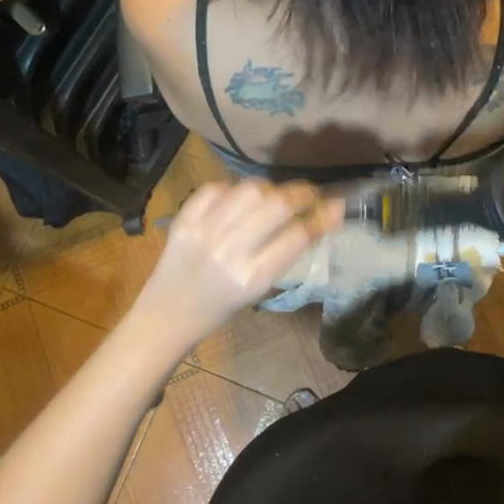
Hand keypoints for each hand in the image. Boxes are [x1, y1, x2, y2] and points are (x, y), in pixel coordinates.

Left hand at [127, 181, 343, 346]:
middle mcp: (228, 252)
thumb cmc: (221, 308)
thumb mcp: (259, 288)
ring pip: (250, 189)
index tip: (335, 207)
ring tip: (275, 196)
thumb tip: (323, 217)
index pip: (297, 236)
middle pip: (277, 205)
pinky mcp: (184, 219)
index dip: (322, 217)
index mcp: (252, 278)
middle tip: (311, 195)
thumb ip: (287, 252)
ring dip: (271, 188)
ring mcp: (203, 232)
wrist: (168, 315)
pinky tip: (239, 200)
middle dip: (303, 193)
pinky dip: (233, 189)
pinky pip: (217, 188)